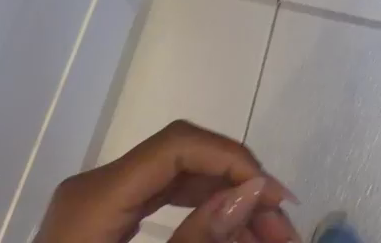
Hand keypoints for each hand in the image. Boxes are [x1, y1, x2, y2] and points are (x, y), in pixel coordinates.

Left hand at [34, 120, 297, 242]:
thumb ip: (198, 239)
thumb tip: (254, 188)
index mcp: (97, 196)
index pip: (178, 146)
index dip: (232, 160)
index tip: (275, 198)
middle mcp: (97, 186)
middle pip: (183, 162)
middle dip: (239, 188)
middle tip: (284, 229)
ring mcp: (99, 204)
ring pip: (178, 182)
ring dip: (226, 205)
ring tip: (270, 239)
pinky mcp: (104, 223)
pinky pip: (161, 203)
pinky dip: (200, 217)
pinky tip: (232, 239)